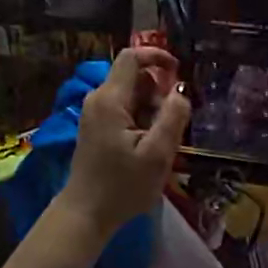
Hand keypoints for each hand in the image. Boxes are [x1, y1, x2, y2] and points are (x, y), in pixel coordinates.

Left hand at [58, 47, 189, 238]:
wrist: (87, 210)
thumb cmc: (123, 185)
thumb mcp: (157, 154)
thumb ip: (172, 118)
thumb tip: (181, 90)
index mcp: (109, 99)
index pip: (130, 57)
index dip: (155, 56)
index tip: (179, 71)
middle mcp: (97, 98)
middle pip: (132, 76)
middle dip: (157, 91)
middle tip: (171, 123)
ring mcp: (93, 111)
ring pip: (129, 94)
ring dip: (150, 107)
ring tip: (160, 140)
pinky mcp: (95, 125)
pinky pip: (122, 108)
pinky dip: (139, 117)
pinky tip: (146, 145)